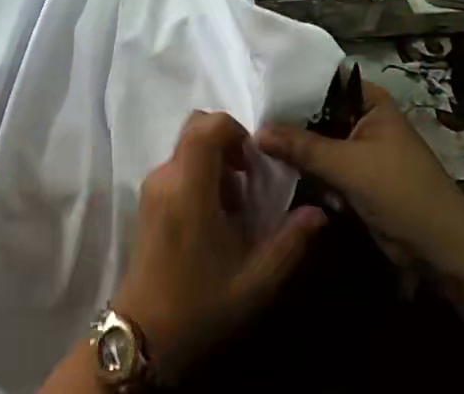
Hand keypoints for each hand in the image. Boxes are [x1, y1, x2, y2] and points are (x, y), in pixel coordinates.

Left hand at [113, 112, 324, 381]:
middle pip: (197, 130)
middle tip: (246, 182)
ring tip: (233, 209)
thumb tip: (319, 213)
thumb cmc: (200, 304)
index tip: (253, 162)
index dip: (236, 131)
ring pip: (189, 149)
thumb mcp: (254, 280)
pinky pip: (179, 167)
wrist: (143, 336)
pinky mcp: (147, 200)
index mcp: (189, 187)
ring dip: (216, 164)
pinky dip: (201, 177)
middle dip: (227, 145)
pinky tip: (214, 219)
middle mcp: (165, 177)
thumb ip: (288, 242)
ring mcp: (152, 187)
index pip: (208, 126)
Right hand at [257, 84, 463, 270]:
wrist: (440, 248)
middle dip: (286, 119)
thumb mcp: (348, 166)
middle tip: (245, 117)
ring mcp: (357, 148)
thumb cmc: (401, 192)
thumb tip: (255, 132)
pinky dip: (303, 168)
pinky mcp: (353, 177)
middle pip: (316, 111)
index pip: (323, 80)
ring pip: (315, 140)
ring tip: (248, 141)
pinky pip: (321, 165)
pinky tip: (268, 166)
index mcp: (369, 100)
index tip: (253, 85)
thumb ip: (301, 146)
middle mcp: (362, 117)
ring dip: (291, 146)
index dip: (290, 82)